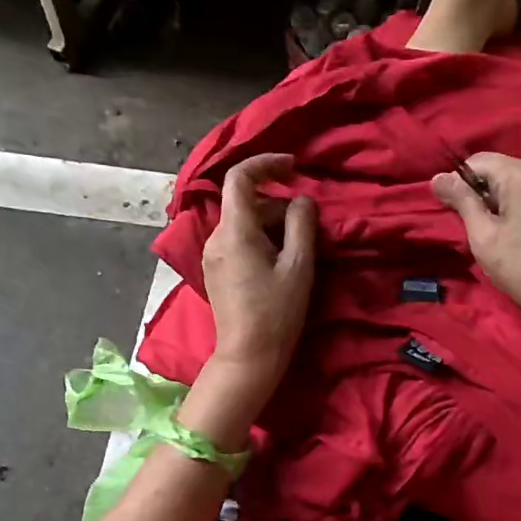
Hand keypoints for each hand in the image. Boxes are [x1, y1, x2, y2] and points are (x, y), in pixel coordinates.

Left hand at [202, 153, 317, 391]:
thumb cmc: (276, 313)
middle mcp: (215, 237)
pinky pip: (237, 240)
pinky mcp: (215, 271)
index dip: (266, 164)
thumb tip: (302, 200)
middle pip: (245, 202)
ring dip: (271, 223)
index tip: (293, 167)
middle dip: (278, 204)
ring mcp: (212, 255)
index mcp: (234, 231)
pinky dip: (260, 239)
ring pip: (242, 222)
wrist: (248, 357)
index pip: (240, 177)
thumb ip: (302, 224)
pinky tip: (280, 261)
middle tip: (308, 225)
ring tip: (298, 248)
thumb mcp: (298, 266)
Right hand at [432, 153, 520, 334]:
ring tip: (493, 232)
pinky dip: (513, 205)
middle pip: (496, 169)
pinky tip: (514, 232)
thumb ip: (461, 201)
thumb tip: (436, 177)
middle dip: (478, 192)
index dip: (458, 184)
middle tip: (474, 227)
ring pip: (512, 181)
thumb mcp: (483, 235)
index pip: (477, 161)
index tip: (453, 213)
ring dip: (495, 200)